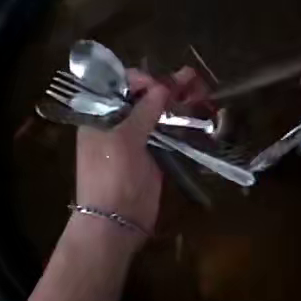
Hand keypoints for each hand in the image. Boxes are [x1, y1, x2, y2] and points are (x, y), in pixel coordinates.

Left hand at [73, 67, 199, 236]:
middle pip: (142, 96)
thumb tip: (163, 86)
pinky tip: (199, 110)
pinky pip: (168, 131)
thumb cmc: (111, 176)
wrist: (115, 222)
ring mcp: (136, 138)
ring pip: (158, 112)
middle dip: (166, 86)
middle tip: (191, 77)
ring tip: (201, 88)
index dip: (141, 80)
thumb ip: (144, 111)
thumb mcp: (124, 140)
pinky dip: (182, 120)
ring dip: (178, 100)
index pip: (119, 85)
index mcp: (99, 115)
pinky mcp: (153, 153)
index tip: (160, 84)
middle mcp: (116, 122)